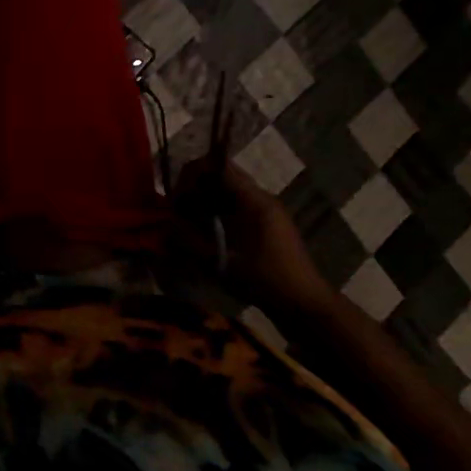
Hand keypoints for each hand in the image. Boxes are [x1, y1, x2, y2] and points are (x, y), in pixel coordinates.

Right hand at [174, 159, 332, 314]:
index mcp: (254, 200)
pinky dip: (219, 215)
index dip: (192, 176)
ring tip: (190, 227)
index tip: (177, 199)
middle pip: (222, 176)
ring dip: (207, 203)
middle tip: (179, 214)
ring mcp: (267, 211)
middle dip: (196, 189)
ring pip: (229, 193)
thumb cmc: (266, 282)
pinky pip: (238, 208)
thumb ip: (190, 244)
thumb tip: (166, 227)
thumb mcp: (222, 265)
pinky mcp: (267, 226)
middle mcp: (261, 198)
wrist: (305, 304)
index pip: (218, 166)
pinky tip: (209, 237)